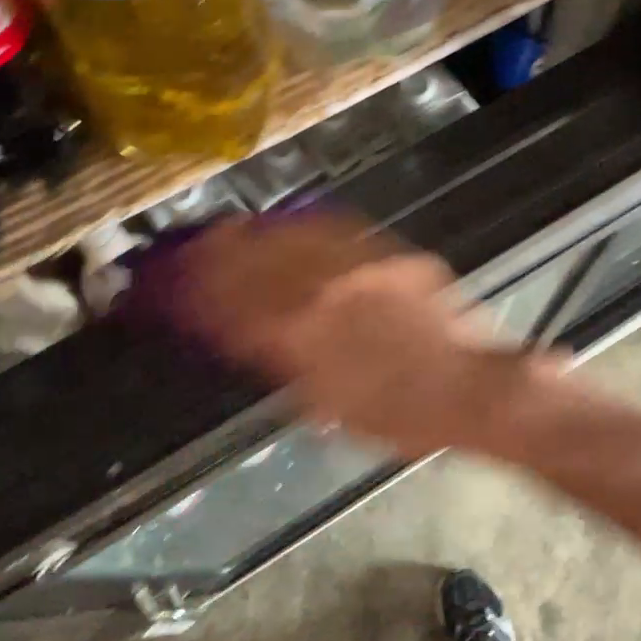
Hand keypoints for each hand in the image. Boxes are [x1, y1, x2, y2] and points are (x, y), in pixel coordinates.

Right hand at [175, 213, 533, 455]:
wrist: (468, 389)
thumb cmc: (398, 416)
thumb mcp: (328, 405)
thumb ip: (284, 366)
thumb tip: (250, 340)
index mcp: (301, 335)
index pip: (234, 306)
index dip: (198, 295)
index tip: (172, 287)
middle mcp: (323, 290)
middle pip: (255, 262)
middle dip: (213, 255)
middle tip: (186, 250)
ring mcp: (357, 266)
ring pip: (290, 239)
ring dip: (251, 235)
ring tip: (223, 230)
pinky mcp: (386, 254)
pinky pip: (334, 231)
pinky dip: (302, 227)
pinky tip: (286, 224)